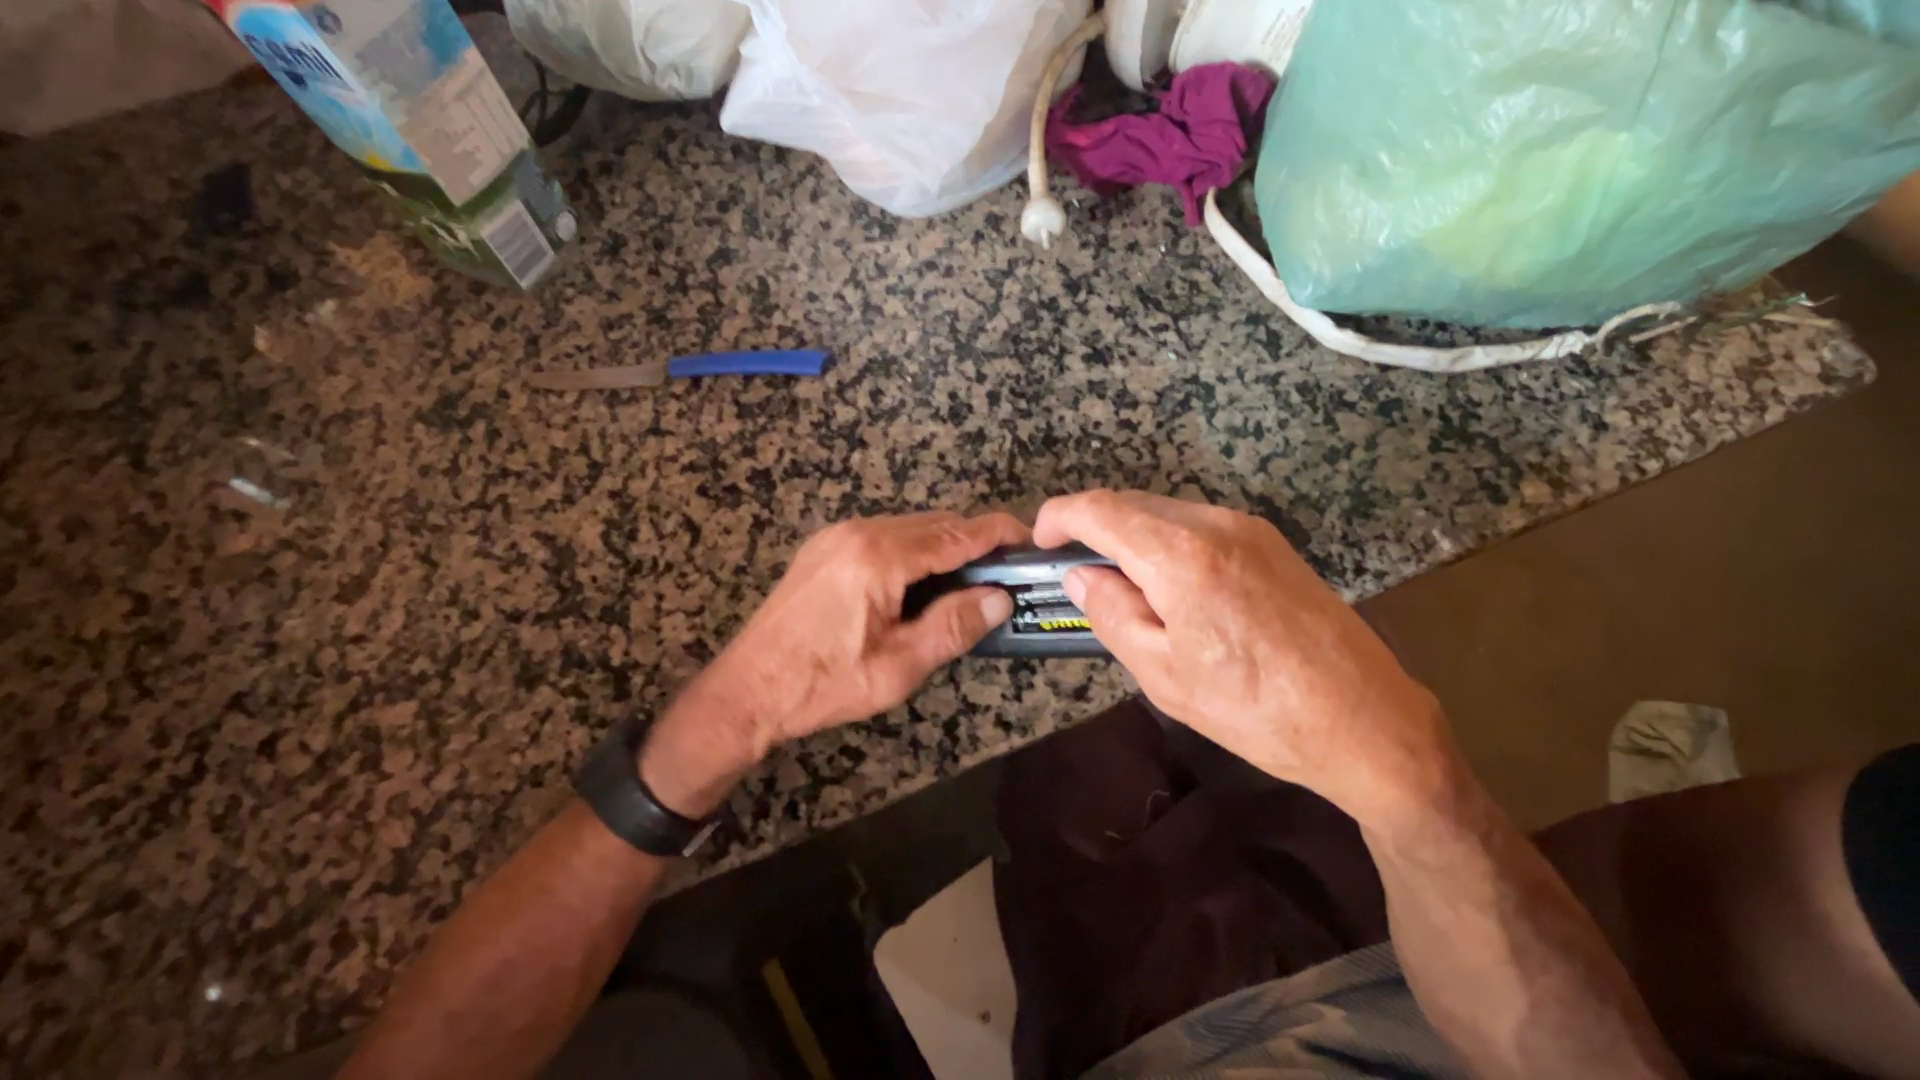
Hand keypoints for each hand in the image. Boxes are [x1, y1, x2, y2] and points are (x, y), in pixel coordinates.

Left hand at [639, 511, 1029, 815]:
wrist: (747, 689)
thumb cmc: (824, 685)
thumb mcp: (898, 666)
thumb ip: (953, 627)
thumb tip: (1000, 599)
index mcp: (880, 557)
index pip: (956, 534)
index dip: (998, 532)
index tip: (1031, 538)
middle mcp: (859, 532)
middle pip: (935, 524)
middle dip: (975, 540)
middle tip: (1008, 570)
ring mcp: (837, 537)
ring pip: (909, 528)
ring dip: (944, 546)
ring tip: (972, 580)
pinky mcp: (824, 549)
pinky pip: (883, 537)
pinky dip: (913, 551)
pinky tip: (924, 582)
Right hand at [1033, 490, 1454, 823]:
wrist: (1364, 719)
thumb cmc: (1253, 709)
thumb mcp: (1164, 674)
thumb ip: (1113, 613)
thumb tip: (1083, 575)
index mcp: (1180, 554)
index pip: (1100, 509)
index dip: (1059, 517)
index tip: (1040, 542)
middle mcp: (1215, 524)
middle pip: (1133, 504)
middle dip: (1093, 528)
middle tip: (1075, 573)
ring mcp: (1250, 529)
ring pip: (1168, 513)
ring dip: (1133, 537)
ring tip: (1122, 588)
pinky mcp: (1273, 545)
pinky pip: (1200, 527)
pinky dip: (1168, 544)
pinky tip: (1170, 588)